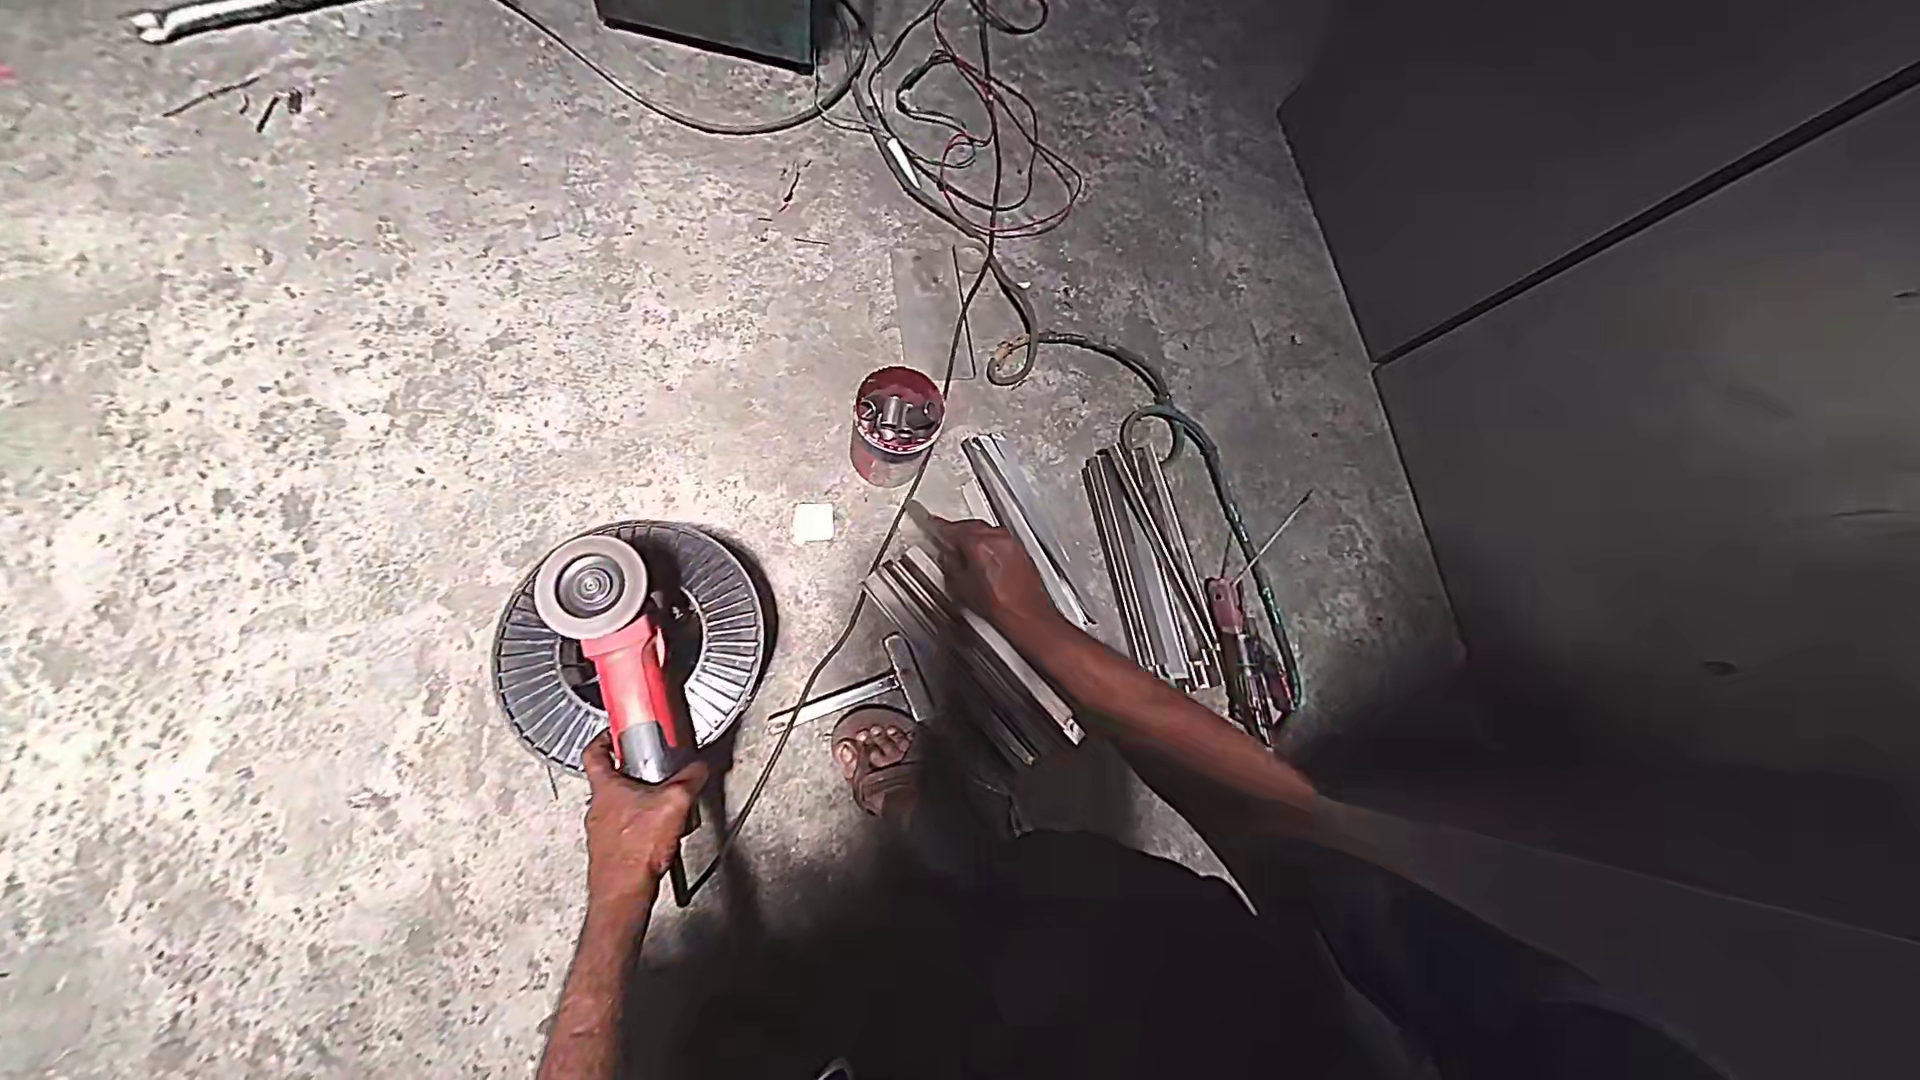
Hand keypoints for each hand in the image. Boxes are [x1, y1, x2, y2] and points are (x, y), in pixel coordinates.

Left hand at [579, 732, 708, 910]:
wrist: (624, 892)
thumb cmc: (635, 851)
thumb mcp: (676, 800)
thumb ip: (691, 777)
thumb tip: (700, 768)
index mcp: (606, 788)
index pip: (594, 752)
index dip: (604, 737)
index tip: (616, 730)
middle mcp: (598, 808)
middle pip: (612, 777)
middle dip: (635, 769)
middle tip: (654, 764)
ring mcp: (602, 829)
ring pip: (620, 802)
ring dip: (641, 796)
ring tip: (665, 799)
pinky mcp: (611, 848)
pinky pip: (626, 824)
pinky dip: (642, 819)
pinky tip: (662, 826)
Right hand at [916, 511, 1070, 645]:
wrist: (1026, 616)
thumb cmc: (1000, 606)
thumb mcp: (961, 587)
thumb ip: (950, 564)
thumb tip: (948, 556)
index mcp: (978, 544)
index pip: (952, 529)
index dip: (939, 526)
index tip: (934, 525)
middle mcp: (997, 539)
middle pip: (971, 526)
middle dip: (958, 532)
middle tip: (948, 540)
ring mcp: (1011, 543)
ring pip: (987, 532)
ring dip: (975, 538)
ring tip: (966, 553)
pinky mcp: (1021, 550)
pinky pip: (999, 540)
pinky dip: (989, 544)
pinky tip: (984, 559)